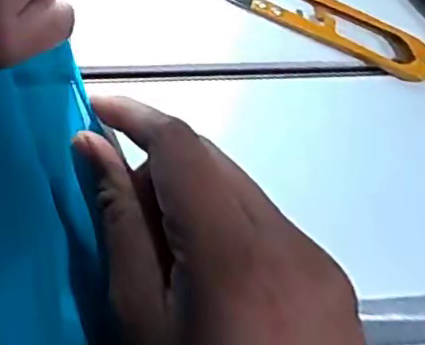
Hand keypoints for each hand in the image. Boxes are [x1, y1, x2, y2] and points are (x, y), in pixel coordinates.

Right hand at [72, 96, 360, 344]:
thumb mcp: (141, 319)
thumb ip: (119, 220)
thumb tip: (91, 144)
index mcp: (237, 253)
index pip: (181, 144)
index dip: (134, 114)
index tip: (94, 105)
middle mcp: (290, 244)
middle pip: (210, 159)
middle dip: (157, 158)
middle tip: (117, 194)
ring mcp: (319, 265)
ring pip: (236, 185)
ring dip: (189, 190)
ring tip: (160, 242)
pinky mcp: (333, 285)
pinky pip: (263, 220)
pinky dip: (222, 219)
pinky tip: (205, 270)